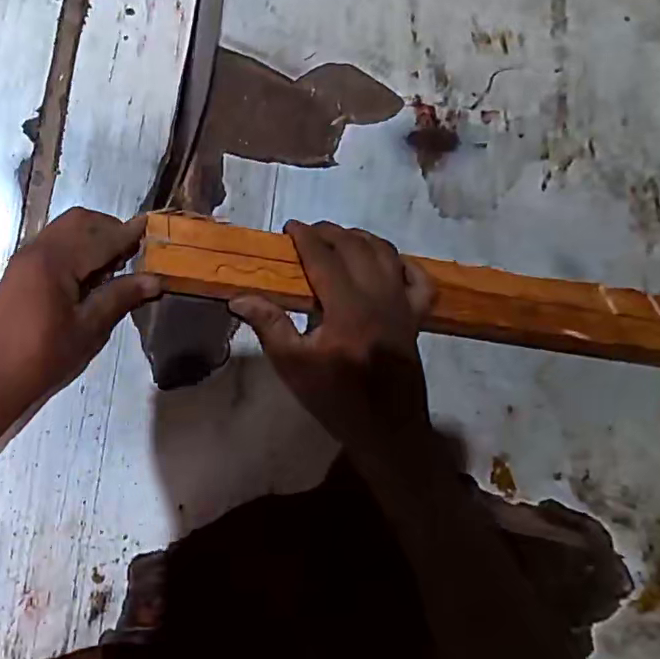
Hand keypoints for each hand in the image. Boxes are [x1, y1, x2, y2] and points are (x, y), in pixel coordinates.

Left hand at [0, 208, 162, 413]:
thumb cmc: (44, 357)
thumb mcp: (89, 329)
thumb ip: (120, 296)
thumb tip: (155, 280)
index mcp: (55, 261)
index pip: (100, 238)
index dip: (128, 234)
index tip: (152, 227)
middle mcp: (37, 250)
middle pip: (80, 221)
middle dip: (109, 229)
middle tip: (132, 253)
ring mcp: (25, 258)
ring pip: (65, 229)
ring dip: (92, 236)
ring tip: (112, 266)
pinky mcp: (19, 270)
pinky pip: (53, 243)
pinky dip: (75, 246)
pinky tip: (87, 275)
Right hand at [229, 221, 438, 454]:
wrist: (386, 431)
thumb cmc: (335, 399)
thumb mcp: (293, 366)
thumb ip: (269, 325)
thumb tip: (239, 297)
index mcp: (347, 309)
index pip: (324, 258)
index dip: (305, 237)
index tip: (289, 227)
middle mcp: (379, 298)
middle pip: (356, 247)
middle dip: (331, 232)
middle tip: (309, 232)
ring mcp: (403, 306)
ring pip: (386, 253)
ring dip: (361, 239)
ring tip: (339, 239)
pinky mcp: (417, 318)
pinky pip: (420, 279)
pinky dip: (403, 263)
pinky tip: (387, 262)